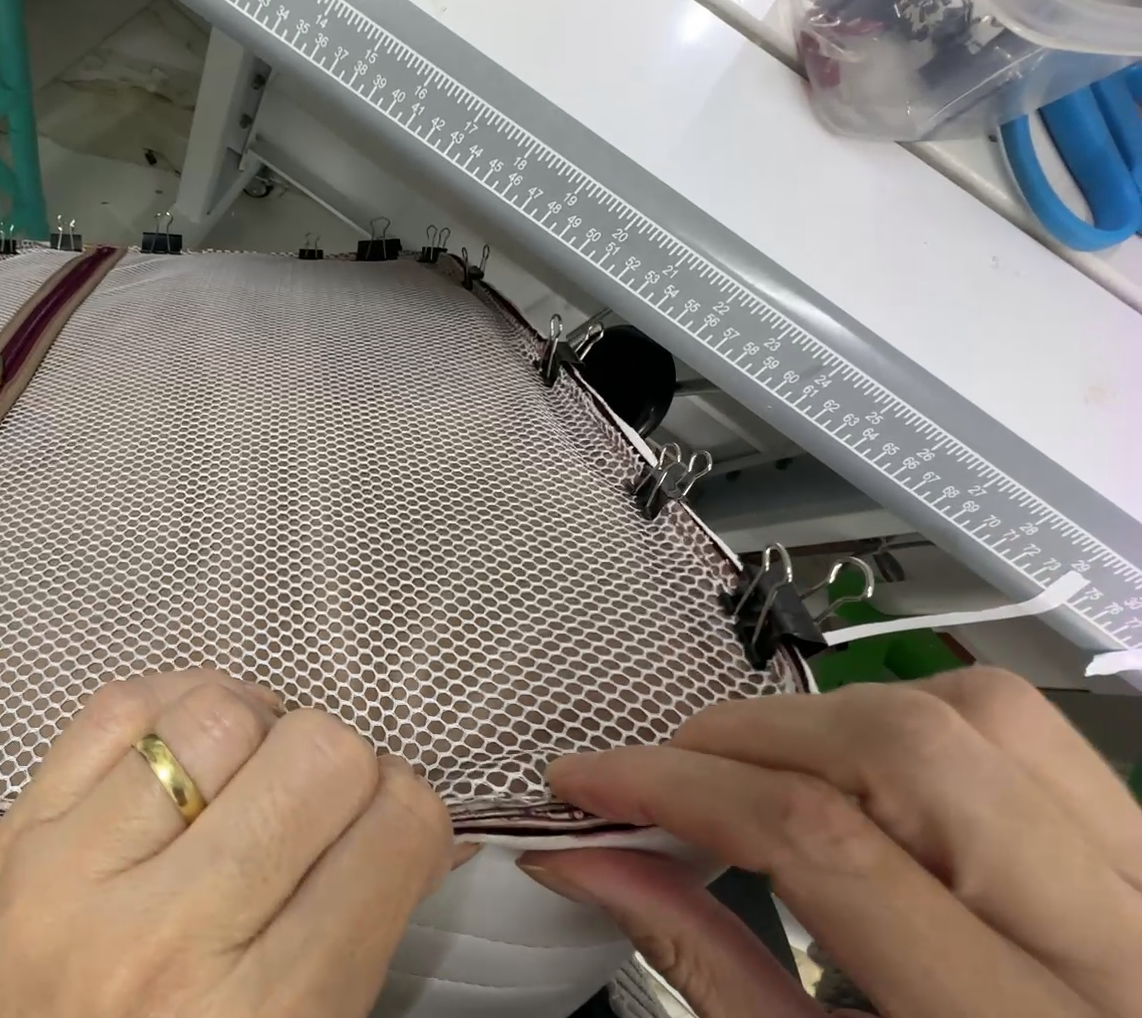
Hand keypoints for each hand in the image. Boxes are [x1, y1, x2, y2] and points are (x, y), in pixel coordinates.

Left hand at [0, 669, 457, 1017]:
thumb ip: (366, 926)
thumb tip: (414, 816)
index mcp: (263, 1013)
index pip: (391, 833)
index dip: (408, 809)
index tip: (391, 817)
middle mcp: (165, 938)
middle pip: (314, 755)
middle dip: (340, 760)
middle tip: (319, 793)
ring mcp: (75, 872)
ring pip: (217, 711)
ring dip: (256, 724)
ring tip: (248, 764)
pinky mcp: (19, 829)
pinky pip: (119, 705)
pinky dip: (173, 704)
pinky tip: (187, 743)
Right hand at [519, 668, 1141, 1016]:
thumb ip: (696, 954)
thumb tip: (579, 857)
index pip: (814, 838)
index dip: (670, 787)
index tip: (584, 784)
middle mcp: (1123, 947)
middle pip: (897, 749)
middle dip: (739, 739)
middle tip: (667, 777)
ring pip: (972, 713)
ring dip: (822, 718)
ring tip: (755, 767)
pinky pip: (1026, 727)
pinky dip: (908, 717)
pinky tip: (853, 766)